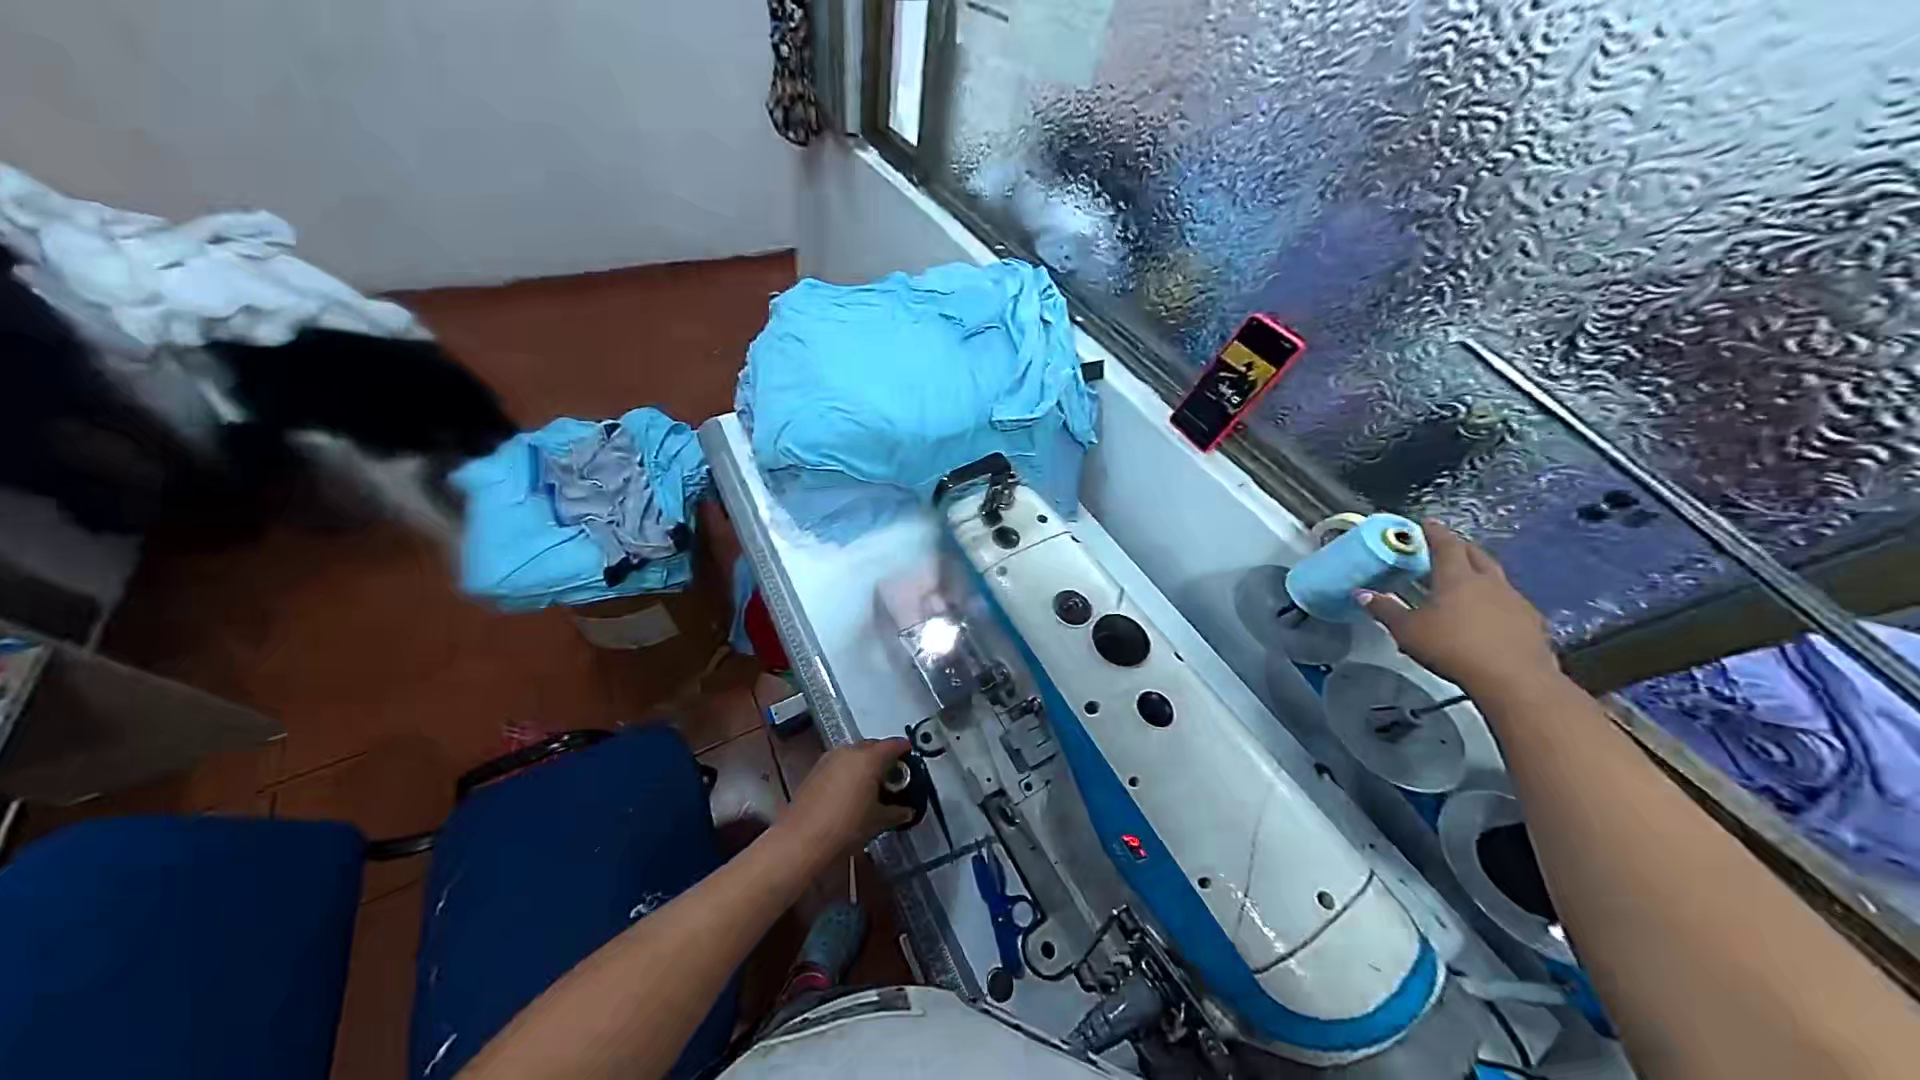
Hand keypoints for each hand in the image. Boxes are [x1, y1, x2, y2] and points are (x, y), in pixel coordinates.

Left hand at [780, 738, 914, 857]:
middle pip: (872, 746)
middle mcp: (849, 751)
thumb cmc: (847, 827)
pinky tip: (850, 789)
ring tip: (872, 782)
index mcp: (869, 758)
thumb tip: (907, 811)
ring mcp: (829, 759)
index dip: (904, 748)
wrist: (802, 840)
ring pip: (853, 753)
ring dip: (864, 762)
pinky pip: (839, 763)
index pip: (893, 745)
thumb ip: (896, 812)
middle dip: (883, 755)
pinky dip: (848, 769)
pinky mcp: (815, 770)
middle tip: (893, 772)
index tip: (910, 754)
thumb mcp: (878, 821)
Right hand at [1359, 520, 1558, 694]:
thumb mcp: (1408, 630)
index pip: (1446, 545)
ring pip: (1496, 577)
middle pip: (1475, 555)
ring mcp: (1514, 601)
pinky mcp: (1531, 622)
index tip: (1427, 523)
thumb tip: (1361, 593)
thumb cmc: (1453, 647)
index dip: (1435, 532)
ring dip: (1480, 573)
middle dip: (1460, 548)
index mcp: (1457, 577)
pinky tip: (1489, 614)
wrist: (1514, 679)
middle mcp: (1488, 582)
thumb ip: (1385, 610)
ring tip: (1467, 580)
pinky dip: (1496, 600)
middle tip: (1447, 547)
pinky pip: (1510, 601)